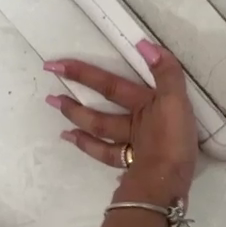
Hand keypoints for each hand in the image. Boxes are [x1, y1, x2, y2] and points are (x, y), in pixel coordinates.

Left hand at [44, 39, 198, 205]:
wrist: (167, 182)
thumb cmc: (171, 139)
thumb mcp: (175, 100)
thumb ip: (165, 73)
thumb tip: (143, 44)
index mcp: (141, 105)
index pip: (108, 84)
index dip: (84, 74)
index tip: (54, 66)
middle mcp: (132, 124)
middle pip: (99, 114)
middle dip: (75, 105)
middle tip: (50, 100)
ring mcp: (132, 148)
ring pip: (102, 137)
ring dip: (82, 130)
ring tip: (63, 131)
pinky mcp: (137, 167)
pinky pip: (112, 159)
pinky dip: (99, 155)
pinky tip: (91, 154)